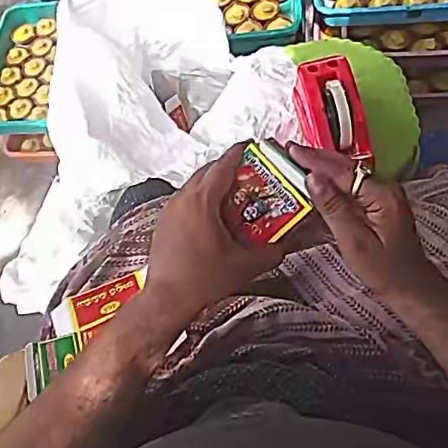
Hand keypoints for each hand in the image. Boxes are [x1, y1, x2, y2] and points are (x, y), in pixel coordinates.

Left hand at [139, 143, 289, 329]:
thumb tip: (283, 246)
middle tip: (250, 178)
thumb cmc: (201, 280)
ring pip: (195, 187)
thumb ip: (270, 252)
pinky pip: (186, 202)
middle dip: (230, 171)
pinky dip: (202, 203)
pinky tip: (214, 222)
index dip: (240, 154)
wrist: (167, 299)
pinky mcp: (164, 223)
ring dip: (215, 188)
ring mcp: (170, 210)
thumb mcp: (245, 265)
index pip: (223, 165)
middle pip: (208, 172)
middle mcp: (183, 199)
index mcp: (202, 201)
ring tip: (235, 202)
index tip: (252, 148)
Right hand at [286, 142, 447, 303]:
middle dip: (316, 158)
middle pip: (346, 167)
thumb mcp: (354, 242)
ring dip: (323, 166)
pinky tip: (317, 179)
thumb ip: (333, 208)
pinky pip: (352, 186)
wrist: (413, 288)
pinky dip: (332, 181)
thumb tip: (312, 178)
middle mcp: (385, 188)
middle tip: (289, 149)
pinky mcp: (379, 203)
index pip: (342, 171)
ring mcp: (384, 195)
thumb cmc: (385, 271)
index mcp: (382, 195)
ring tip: (298, 158)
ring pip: (348, 174)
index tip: (291, 150)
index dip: (314, 160)